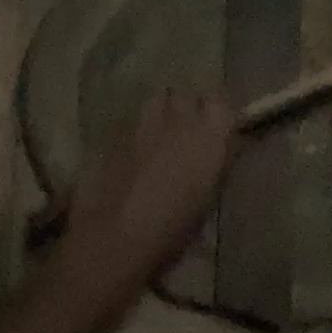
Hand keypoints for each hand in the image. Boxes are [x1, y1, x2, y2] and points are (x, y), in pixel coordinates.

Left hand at [60, 87, 234, 281]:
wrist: (116, 238)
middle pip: (185, 93)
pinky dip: (135, 132)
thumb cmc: (173, 230)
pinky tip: (131, 152)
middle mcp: (177, 120)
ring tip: (159, 134)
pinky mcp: (110, 134)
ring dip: (160, 112)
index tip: (217, 131)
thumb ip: (215, 166)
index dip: (217, 116)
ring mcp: (140, 124)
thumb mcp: (208, 201)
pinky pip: (130, 122)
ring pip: (155, 100)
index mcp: (208, 136)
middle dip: (187, 106)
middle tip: (187, 129)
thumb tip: (220, 152)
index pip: (220, 104)